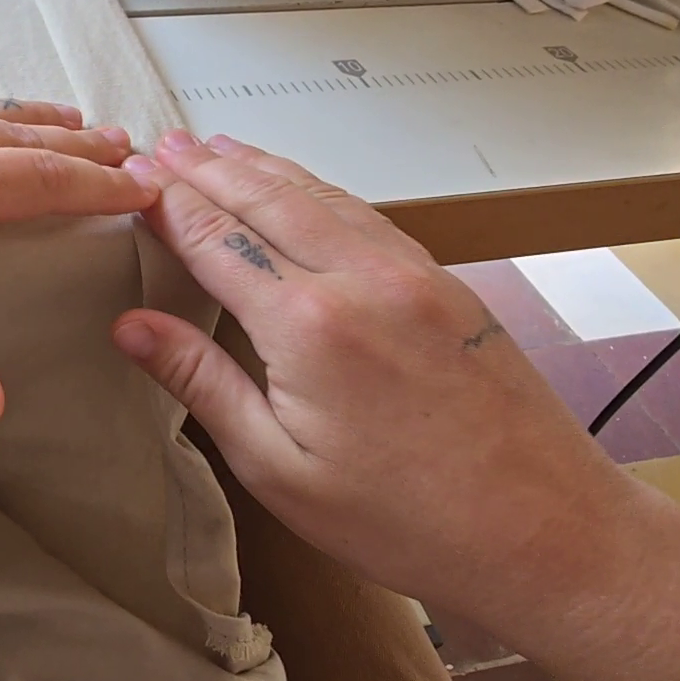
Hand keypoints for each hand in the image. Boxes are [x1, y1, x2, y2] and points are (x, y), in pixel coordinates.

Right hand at [109, 131, 641, 619]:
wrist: (549, 536)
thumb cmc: (401, 517)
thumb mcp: (274, 464)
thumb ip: (200, 381)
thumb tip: (130, 325)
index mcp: (306, 324)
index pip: (215, 238)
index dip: (166, 203)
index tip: (132, 179)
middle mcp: (358, 278)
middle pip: (262, 198)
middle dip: (204, 168)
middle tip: (162, 144)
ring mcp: (408, 271)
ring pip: (314, 193)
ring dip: (257, 165)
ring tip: (214, 145)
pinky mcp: (441, 280)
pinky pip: (361, 211)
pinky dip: (313, 185)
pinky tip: (294, 181)